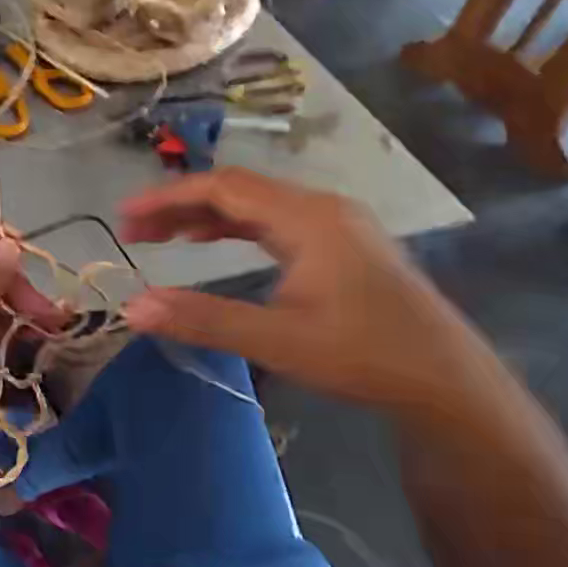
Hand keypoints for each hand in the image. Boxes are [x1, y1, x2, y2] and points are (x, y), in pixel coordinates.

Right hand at [117, 168, 485, 415]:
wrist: (443, 377)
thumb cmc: (362, 354)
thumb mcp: (276, 340)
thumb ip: (203, 320)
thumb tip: (133, 308)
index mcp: (306, 218)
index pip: (223, 188)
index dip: (168, 197)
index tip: (125, 215)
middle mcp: (320, 208)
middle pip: (237, 190)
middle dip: (180, 205)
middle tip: (133, 230)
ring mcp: (334, 223)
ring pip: (256, 205)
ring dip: (205, 216)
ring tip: (161, 236)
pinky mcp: (340, 243)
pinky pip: (274, 222)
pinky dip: (234, 228)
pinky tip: (211, 243)